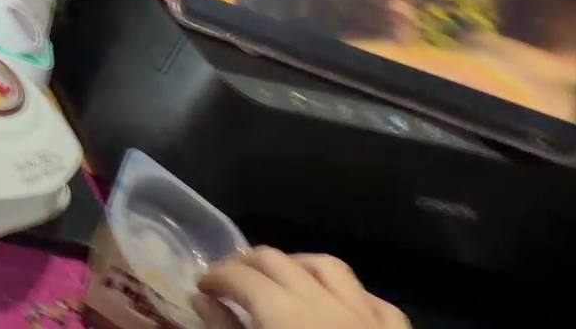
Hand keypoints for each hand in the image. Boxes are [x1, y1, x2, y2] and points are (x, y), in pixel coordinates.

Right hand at [194, 248, 408, 328]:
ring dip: (297, 266)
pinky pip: (374, 300)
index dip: (213, 277)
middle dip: (244, 264)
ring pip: (326, 266)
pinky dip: (351, 295)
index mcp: (282, 311)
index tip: (202, 289)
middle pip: (273, 258)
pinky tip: (339, 307)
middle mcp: (322, 302)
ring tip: (282, 281)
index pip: (236, 274)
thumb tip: (201, 300)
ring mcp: (366, 317)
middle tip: (230, 282)